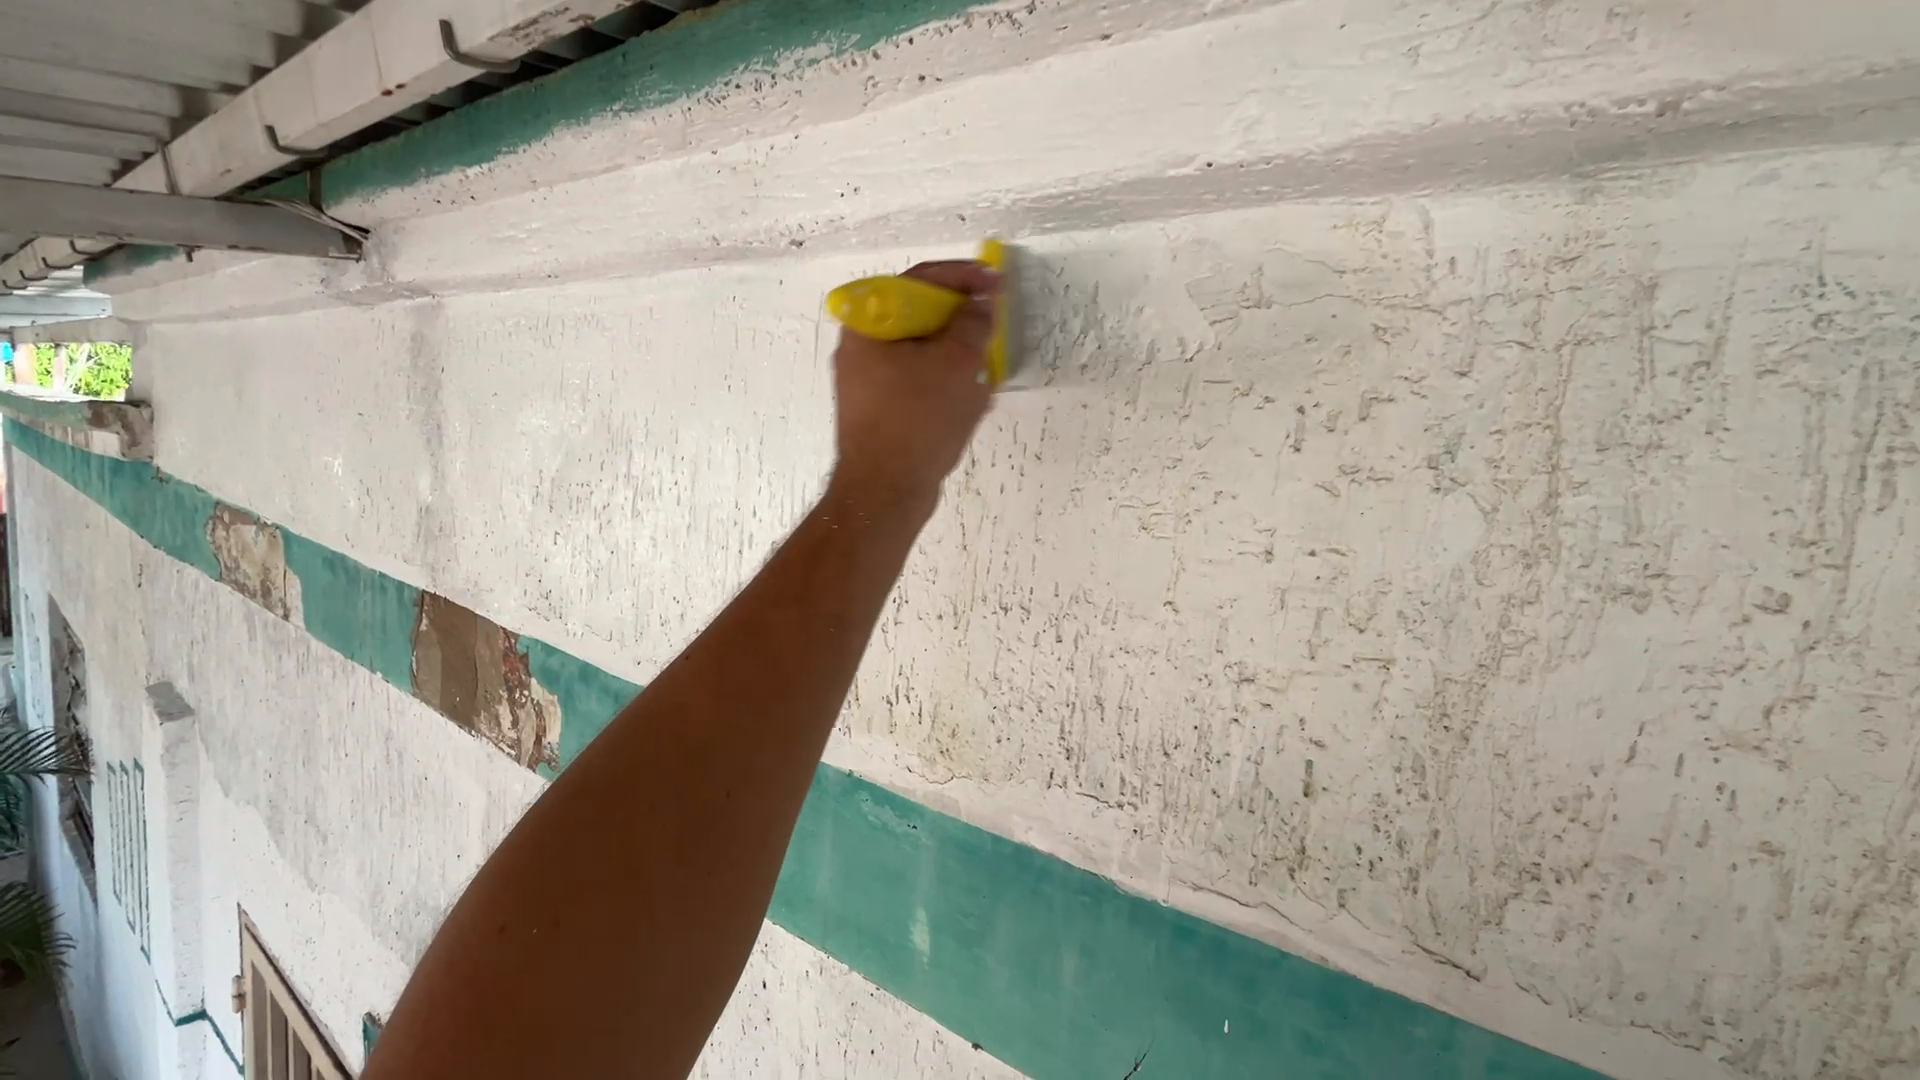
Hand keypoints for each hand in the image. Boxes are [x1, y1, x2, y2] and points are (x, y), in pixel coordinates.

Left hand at [828, 259, 997, 514]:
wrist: (885, 493)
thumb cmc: (917, 421)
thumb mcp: (955, 364)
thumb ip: (972, 323)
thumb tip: (981, 302)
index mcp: (867, 325)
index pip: (917, 281)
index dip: (961, 277)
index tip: (996, 283)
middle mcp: (860, 348)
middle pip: (919, 317)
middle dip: (961, 324)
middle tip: (992, 329)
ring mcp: (868, 383)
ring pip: (922, 354)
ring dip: (958, 359)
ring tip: (985, 374)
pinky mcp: (880, 412)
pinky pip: (918, 385)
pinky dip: (945, 386)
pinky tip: (971, 403)